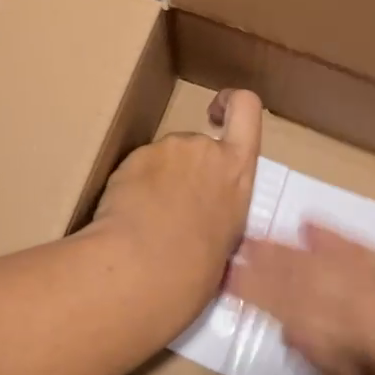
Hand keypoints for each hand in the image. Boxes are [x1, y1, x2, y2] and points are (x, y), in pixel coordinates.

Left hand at [92, 89, 262, 299]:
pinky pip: (136, 168)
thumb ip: (221, 211)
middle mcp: (205, 150)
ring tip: (147, 221)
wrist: (144, 270)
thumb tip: (206, 223)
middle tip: (173, 212)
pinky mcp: (133, 157)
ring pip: (163, 158)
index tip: (218, 114)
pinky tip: (127, 218)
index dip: (232, 103)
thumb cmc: (195, 271)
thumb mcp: (228, 239)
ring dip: (158, 180)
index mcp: (237, 172)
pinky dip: (133, 187)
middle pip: (197, 145)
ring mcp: (167, 149)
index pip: (247, 107)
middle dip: (185, 169)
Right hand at [229, 222, 374, 374]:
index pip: (294, 306)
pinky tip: (309, 225)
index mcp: (357, 334)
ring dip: (289, 247)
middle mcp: (367, 296)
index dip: (259, 291)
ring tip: (257, 236)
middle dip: (266, 262)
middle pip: (305, 275)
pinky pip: (361, 246)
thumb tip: (290, 334)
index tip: (229, 279)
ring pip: (326, 257)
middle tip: (234, 249)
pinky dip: (333, 236)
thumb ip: (332, 365)